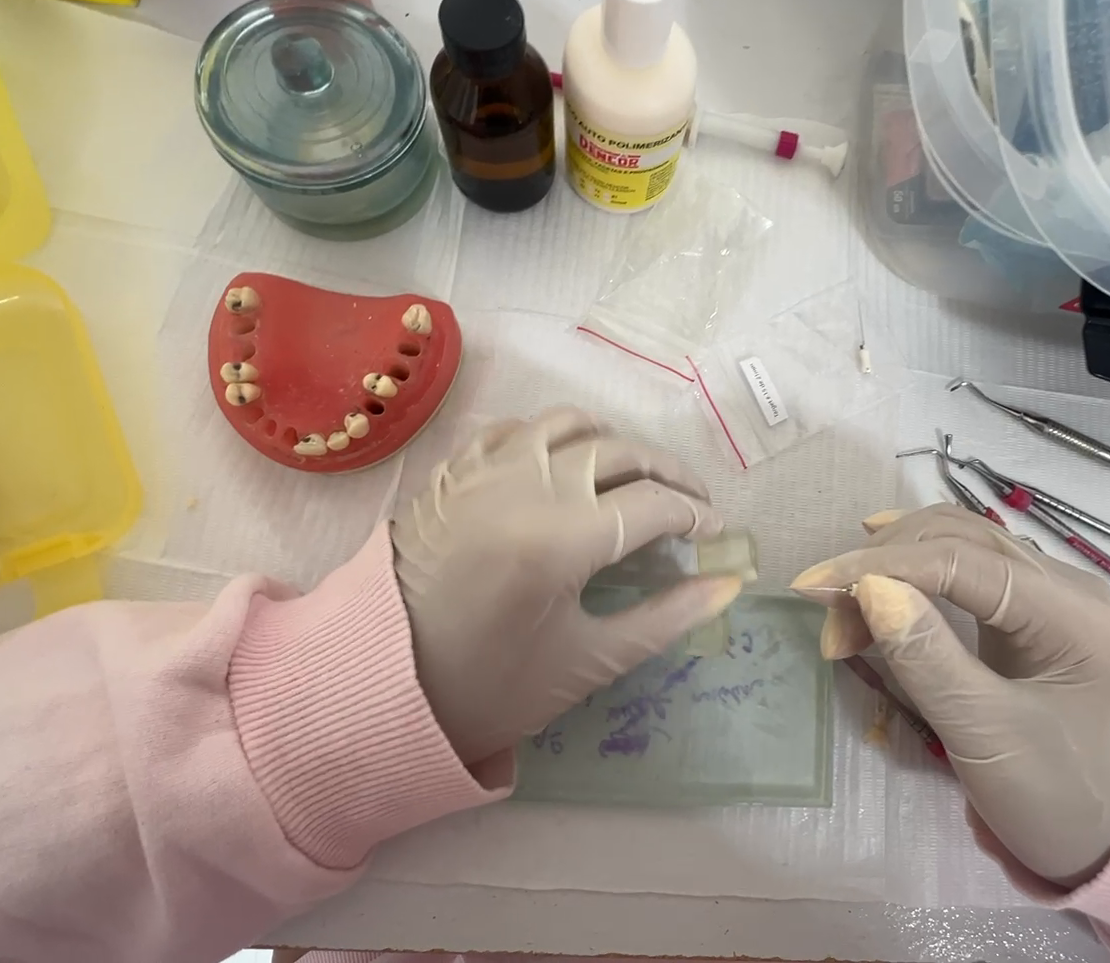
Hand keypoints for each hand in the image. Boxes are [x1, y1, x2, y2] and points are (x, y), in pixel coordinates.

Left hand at [392, 407, 742, 765]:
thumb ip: (666, 619)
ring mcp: (487, 467)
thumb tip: (727, 584)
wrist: (381, 684)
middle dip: (670, 473)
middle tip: (692, 501)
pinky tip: (565, 461)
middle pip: (622, 452)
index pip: (654, 506)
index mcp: (563, 538)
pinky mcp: (457, 468)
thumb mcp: (588, 662)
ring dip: (616, 442)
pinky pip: (518, 426)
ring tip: (636, 473)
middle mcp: (529, 484)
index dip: (696, 516)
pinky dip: (555, 434)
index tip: (716, 533)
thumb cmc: (490, 686)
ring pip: (571, 423)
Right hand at [791, 505, 1109, 886]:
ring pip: (955, 544)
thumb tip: (868, 587)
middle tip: (830, 624)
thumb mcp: (985, 737)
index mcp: (1071, 614)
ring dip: (890, 567)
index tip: (812, 587)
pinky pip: (963, 566)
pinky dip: (912, 567)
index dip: (881, 564)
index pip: (960, 559)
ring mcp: (1049, 591)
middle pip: (955, 540)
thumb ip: (927, 658)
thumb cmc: (1056, 798)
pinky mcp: (1028, 608)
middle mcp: (1064, 584)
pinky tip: (879, 563)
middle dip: (880, 568)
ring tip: (845, 616)